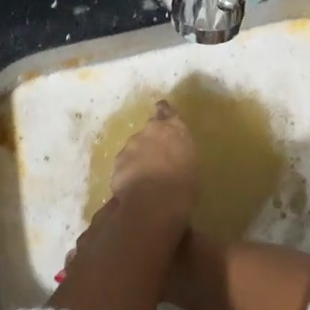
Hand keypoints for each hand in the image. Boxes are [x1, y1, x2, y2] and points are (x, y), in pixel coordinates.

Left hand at [110, 100, 198, 229]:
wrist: (154, 200)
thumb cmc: (183, 183)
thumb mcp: (190, 162)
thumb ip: (180, 149)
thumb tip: (174, 151)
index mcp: (174, 128)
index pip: (167, 111)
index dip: (163, 110)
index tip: (160, 109)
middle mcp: (152, 129)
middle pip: (149, 129)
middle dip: (150, 139)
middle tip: (155, 156)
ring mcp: (132, 144)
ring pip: (134, 147)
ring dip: (138, 156)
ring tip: (144, 175)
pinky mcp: (119, 160)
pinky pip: (124, 163)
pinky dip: (128, 170)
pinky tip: (133, 185)